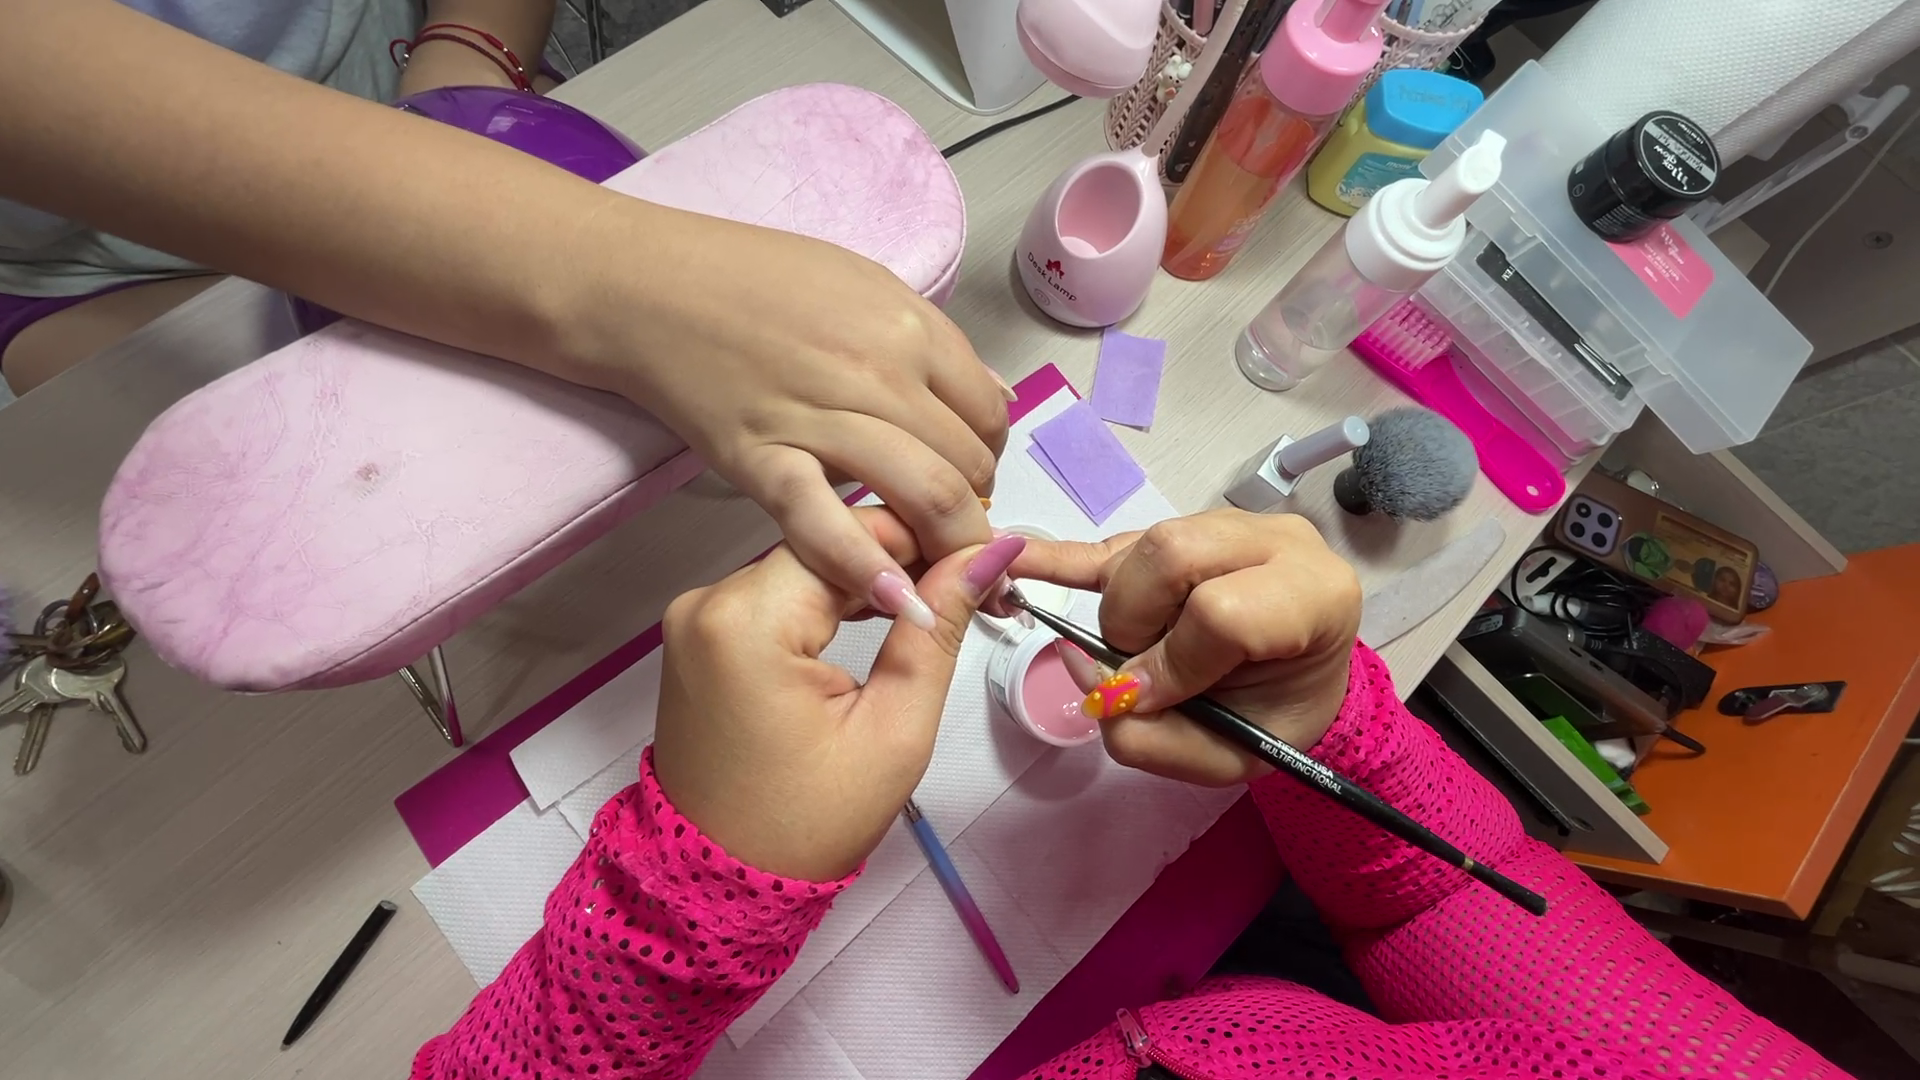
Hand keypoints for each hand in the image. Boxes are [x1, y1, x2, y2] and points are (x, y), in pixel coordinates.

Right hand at [603, 217, 1012, 632]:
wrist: (648, 286)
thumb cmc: (756, 278)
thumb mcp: (866, 284)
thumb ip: (934, 343)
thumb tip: (991, 397)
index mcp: (909, 327)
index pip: (989, 415)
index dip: (992, 456)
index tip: (976, 477)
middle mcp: (880, 375)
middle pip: (967, 465)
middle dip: (976, 510)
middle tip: (959, 530)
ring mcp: (822, 421)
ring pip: (922, 495)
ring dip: (948, 543)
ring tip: (942, 564)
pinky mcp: (764, 462)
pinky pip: (826, 524)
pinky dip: (866, 566)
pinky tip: (896, 600)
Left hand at [652, 510, 1025, 881]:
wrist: (719, 883)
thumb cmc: (810, 821)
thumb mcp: (894, 728)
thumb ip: (938, 628)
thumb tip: (990, 552)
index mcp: (746, 620)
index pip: (850, 537)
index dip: (924, 537)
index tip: (983, 561)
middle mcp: (710, 600)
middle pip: (827, 544)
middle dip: (903, 558)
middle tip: (971, 583)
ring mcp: (701, 614)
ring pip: (808, 561)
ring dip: (872, 575)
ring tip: (937, 596)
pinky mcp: (706, 632)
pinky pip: (782, 590)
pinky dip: (834, 594)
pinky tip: (883, 605)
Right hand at [1009, 510, 1361, 786]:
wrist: (1297, 673)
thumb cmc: (1276, 711)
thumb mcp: (1238, 755)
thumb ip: (1160, 741)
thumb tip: (1094, 681)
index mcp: (1312, 595)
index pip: (1221, 612)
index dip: (1173, 662)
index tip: (1150, 696)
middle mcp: (1272, 540)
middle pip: (1169, 556)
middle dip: (1133, 623)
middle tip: (1139, 666)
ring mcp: (1224, 523)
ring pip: (1138, 549)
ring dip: (1118, 607)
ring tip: (1141, 642)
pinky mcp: (1175, 528)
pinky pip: (1108, 541)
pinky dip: (1057, 557)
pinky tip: (1014, 560)